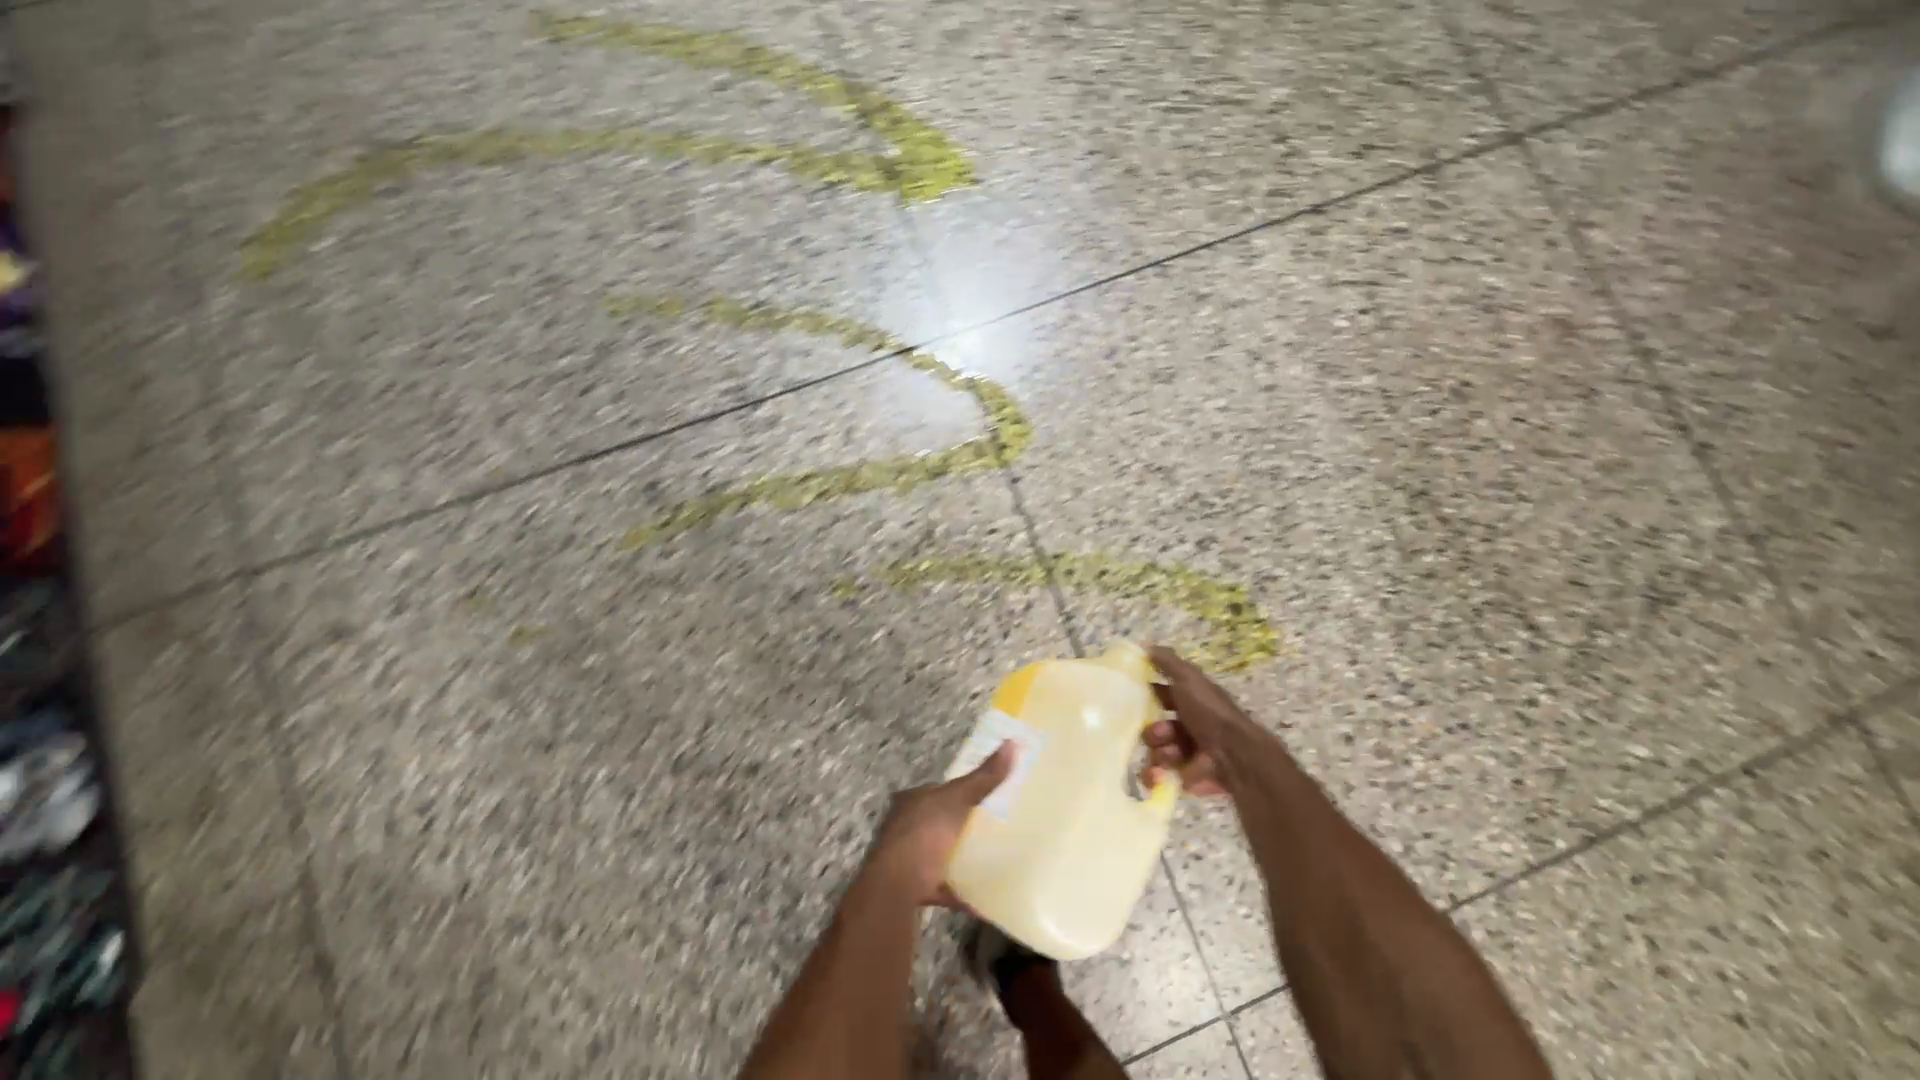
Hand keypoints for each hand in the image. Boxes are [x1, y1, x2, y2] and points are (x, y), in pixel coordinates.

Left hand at [864, 743, 1014, 907]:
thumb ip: (983, 777)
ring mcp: (909, 860)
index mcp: (910, 802)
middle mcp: (904, 828)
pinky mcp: (916, 889)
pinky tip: (985, 895)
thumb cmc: (923, 835)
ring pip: (940, 854)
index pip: (939, 791)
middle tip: (998, 828)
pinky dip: (962, 890)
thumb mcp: (957, 800)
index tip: (990, 798)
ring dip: (962, 859)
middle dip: (964, 826)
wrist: (896, 888)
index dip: (963, 792)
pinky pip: (945, 887)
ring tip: (995, 858)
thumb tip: (1012, 742)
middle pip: (941, 823)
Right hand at [1140, 645, 1256, 797]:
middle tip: (1163, 733)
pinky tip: (1160, 773)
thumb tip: (1144, 645)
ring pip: (1154, 751)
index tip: (1132, 698)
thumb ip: (1168, 662)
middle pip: (1153, 727)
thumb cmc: (1211, 713)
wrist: (1233, 755)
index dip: (1146, 696)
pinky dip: (1155, 775)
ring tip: (1173, 754)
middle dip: (1154, 731)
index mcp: (1191, 703)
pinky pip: (1156, 776)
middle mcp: (1188, 728)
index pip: (1161, 696)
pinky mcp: (1182, 778)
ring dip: (1160, 752)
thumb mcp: (1189, 679)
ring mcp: (1185, 755)